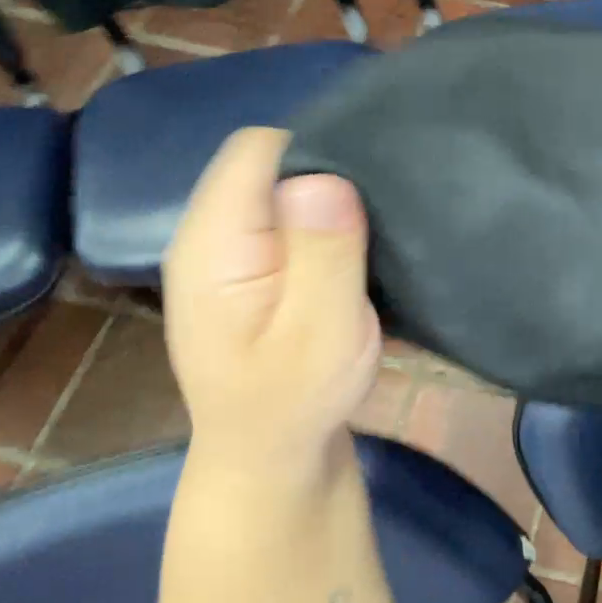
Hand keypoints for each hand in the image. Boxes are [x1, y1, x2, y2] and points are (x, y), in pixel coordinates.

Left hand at [163, 128, 381, 465]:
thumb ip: (322, 253)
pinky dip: (328, 223)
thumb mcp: (321, 329)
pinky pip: (289, 218)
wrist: (270, 455)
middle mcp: (210, 234)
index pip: (260, 149)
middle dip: (333, 172)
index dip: (322, 147)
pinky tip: (360, 249)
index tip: (377, 180)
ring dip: (335, 200)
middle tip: (391, 206)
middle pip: (271, 162)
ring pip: (283, 189)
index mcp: (215, 241)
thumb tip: (324, 177)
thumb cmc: (296, 398)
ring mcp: (228, 252)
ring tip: (385, 224)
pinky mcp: (250, 268)